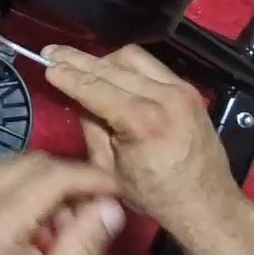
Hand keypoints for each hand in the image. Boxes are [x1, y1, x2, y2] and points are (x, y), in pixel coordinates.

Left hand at [0, 152, 124, 254]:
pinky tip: (28, 222)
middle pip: (33, 163)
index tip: (117, 191)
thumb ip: (84, 248)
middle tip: (86, 216)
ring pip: (13, 164)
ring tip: (56, 224)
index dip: (91, 178)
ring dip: (44, 184)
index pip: (53, 177)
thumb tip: (111, 205)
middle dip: (68, 182)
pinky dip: (19, 188)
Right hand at [42, 44, 252, 239]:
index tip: (47, 63)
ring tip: (83, 67)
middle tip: (52, 52)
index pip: (95, 87)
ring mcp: (180, 89)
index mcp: (142, 121)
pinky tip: (111, 74)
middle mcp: (163, 97)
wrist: (206, 202)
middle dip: (78, 60)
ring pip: (131, 57)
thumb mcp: (109, 169)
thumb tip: (80, 99)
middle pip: (110, 67)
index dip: (67, 75)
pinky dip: (126, 67)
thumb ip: (92, 128)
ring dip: (103, 60)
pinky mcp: (188, 88)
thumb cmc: (154, 196)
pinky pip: (150, 65)